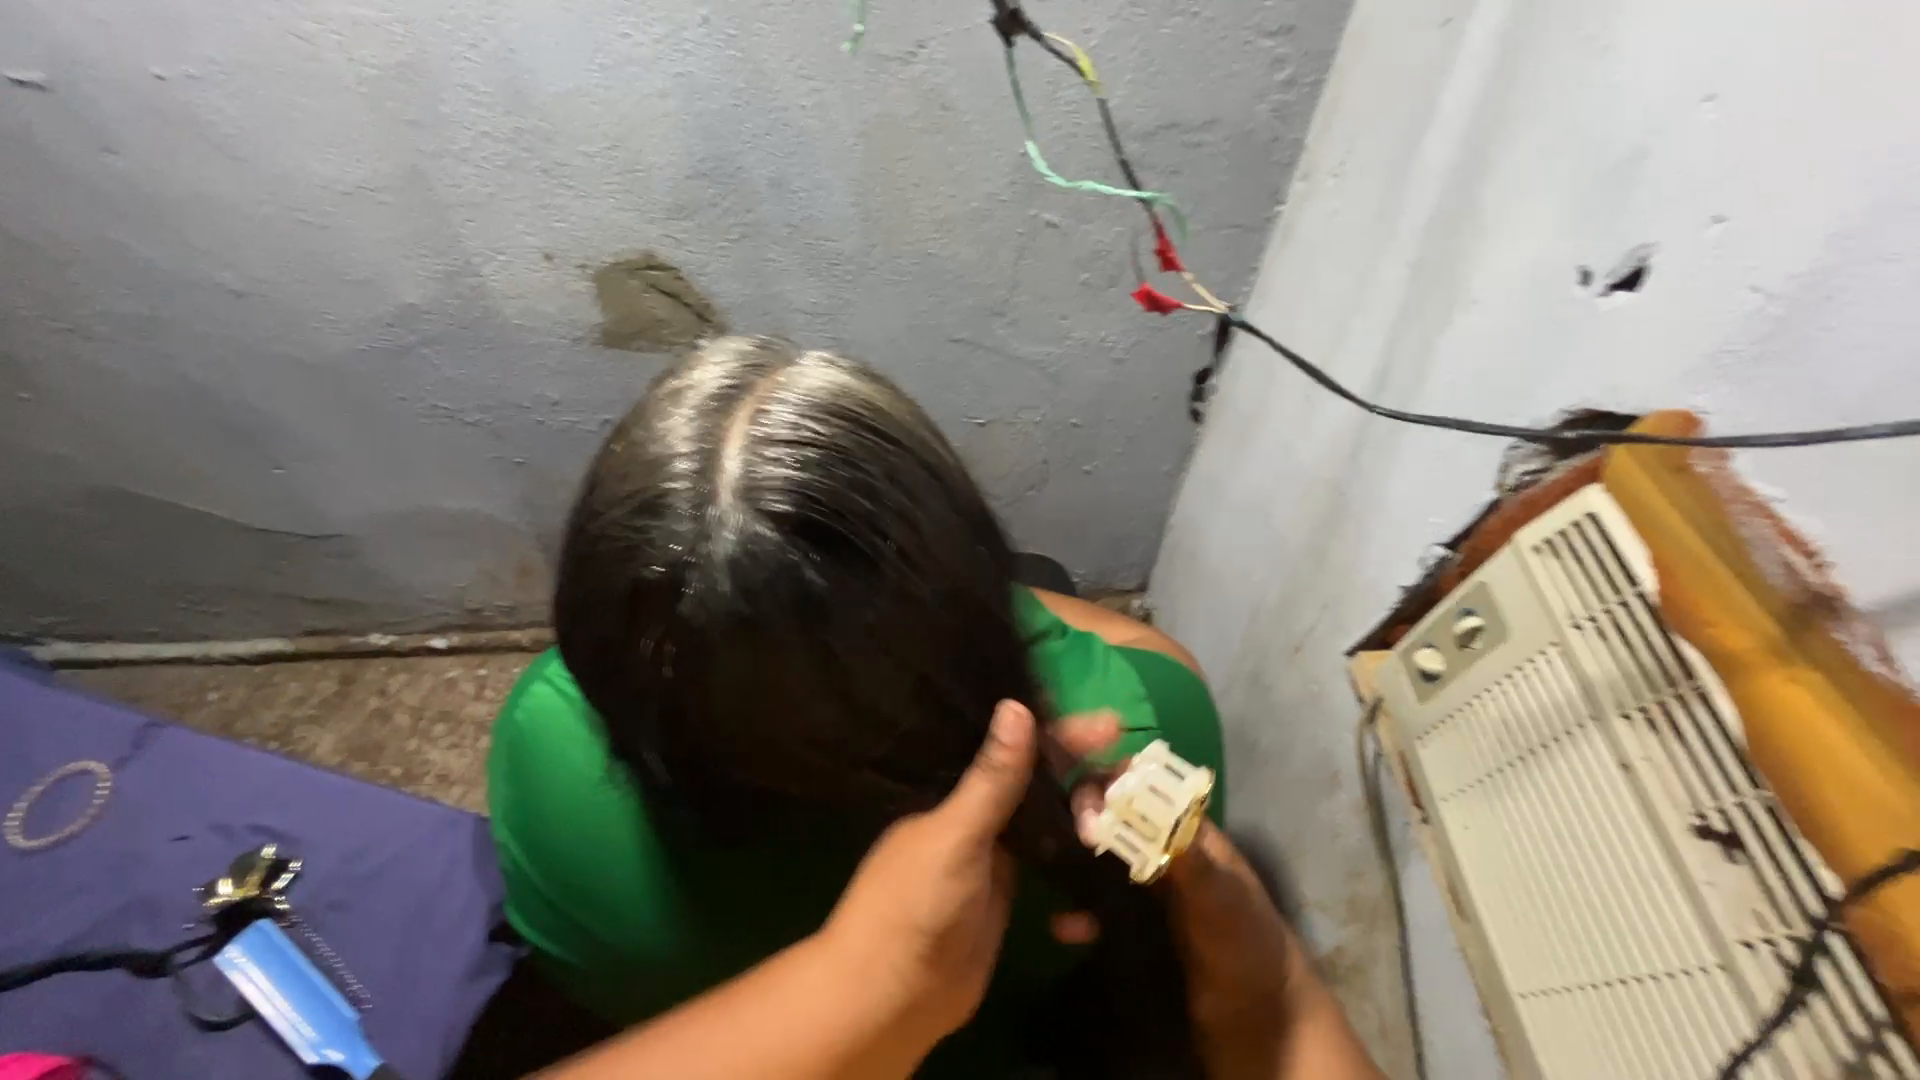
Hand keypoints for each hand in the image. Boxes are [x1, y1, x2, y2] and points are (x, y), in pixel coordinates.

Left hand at [818, 701, 1119, 1049]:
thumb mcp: (955, 836)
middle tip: (1132, 790)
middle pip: (1047, 783)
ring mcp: (998, 854)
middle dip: (1090, 784)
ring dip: (1090, 828)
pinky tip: (1091, 903)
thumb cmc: (913, 906)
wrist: (890, 998)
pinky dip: (1077, 884)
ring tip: (1124, 839)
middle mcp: (981, 812)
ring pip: (1056, 825)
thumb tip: (1017, 704)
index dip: (1066, 735)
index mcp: (960, 789)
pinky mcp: (1010, 894)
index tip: (1113, 727)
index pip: (1021, 747)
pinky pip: (1054, 872)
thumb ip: (992, 779)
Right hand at [1070, 768, 1381, 1079]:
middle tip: (1057, 834)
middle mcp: (1168, 852)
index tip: (1080, 798)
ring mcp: (1153, 891)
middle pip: (1118, 817)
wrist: (1263, 1026)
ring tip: (1045, 871)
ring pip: (1104, 861)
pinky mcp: (1140, 930)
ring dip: (1075, 863)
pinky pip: (1101, 910)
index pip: (1146, 786)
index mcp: (1191, 833)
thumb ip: (1184, 853)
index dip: (1112, 783)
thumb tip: (1143, 807)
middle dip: (1085, 818)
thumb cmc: (1247, 948)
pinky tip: (1061, 926)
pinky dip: (1080, 912)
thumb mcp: (1220, 897)